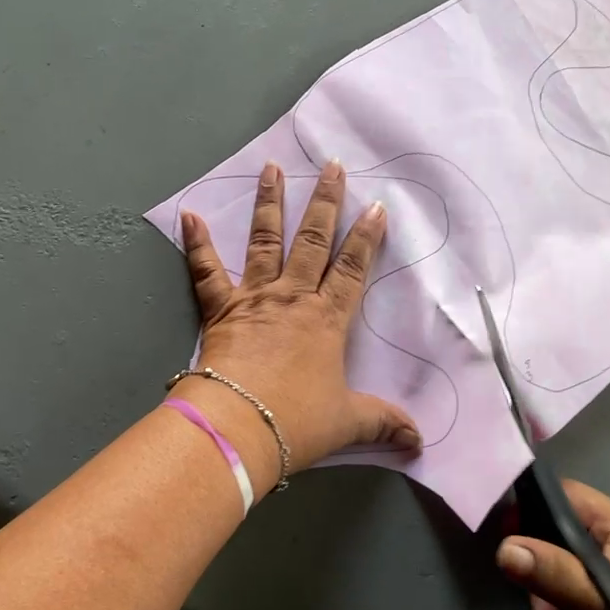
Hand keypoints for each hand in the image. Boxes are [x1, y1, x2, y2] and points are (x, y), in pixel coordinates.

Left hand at [173, 161, 419, 491]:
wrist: (238, 426)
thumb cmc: (296, 421)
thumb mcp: (347, 423)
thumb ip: (382, 423)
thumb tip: (419, 442)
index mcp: (326, 319)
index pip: (353, 268)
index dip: (366, 237)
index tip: (376, 206)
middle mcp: (292, 296)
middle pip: (313, 240)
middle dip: (325, 202)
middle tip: (331, 167)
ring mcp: (254, 296)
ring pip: (266, 240)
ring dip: (270, 202)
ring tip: (272, 168)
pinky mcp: (220, 307)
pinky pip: (207, 269)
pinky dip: (197, 242)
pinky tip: (190, 215)